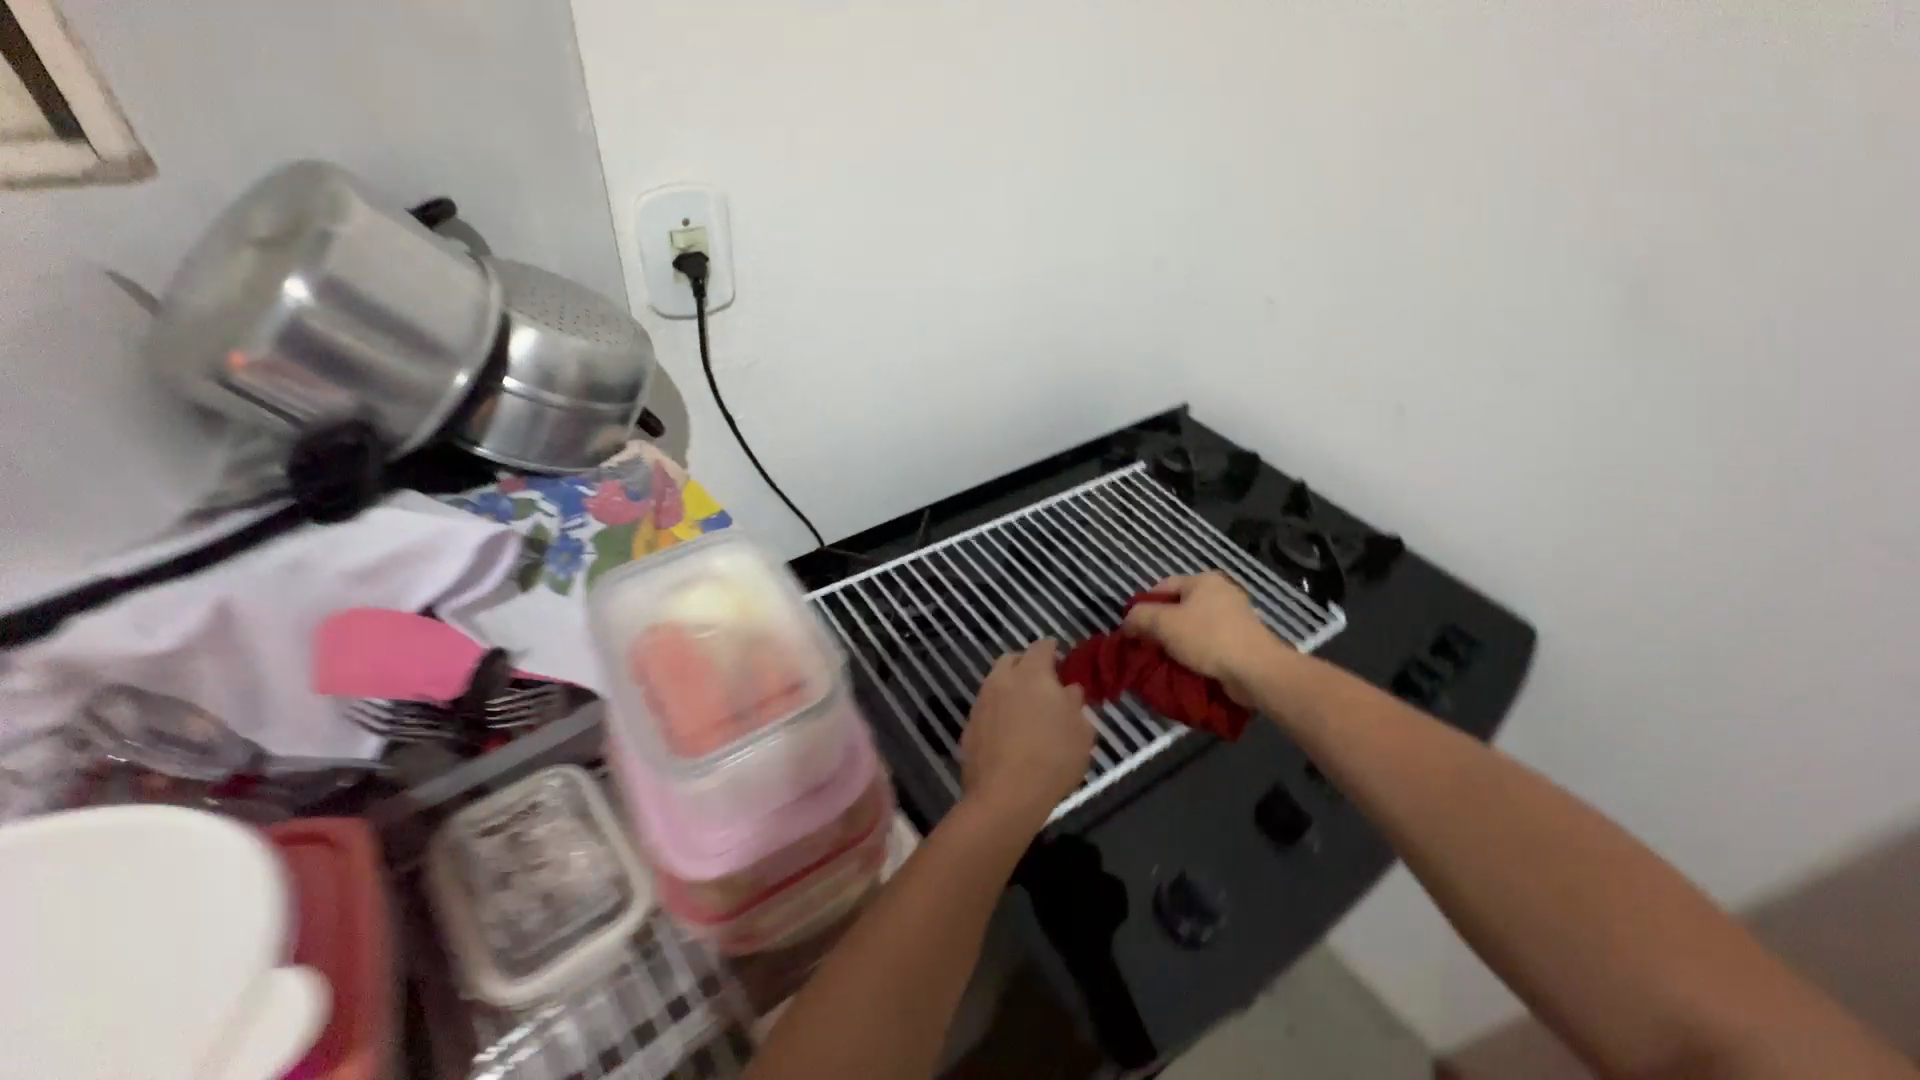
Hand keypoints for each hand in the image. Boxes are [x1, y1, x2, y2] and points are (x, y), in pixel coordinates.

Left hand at [961, 640, 1093, 827]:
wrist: (1006, 795)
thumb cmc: (1053, 759)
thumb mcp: (1082, 731)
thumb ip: (1075, 704)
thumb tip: (1067, 691)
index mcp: (1033, 674)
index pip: (1042, 647)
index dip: (1053, 650)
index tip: (1061, 659)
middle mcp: (1002, 680)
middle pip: (1012, 660)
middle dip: (1026, 665)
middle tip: (1042, 684)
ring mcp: (981, 703)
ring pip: (995, 684)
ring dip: (1009, 690)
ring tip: (1025, 711)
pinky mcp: (968, 727)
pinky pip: (986, 710)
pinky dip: (997, 714)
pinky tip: (1008, 734)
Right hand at [1123, 572, 1286, 705]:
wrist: (1255, 669)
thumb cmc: (1207, 638)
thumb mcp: (1164, 624)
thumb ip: (1140, 617)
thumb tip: (1127, 622)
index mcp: (1203, 580)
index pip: (1161, 587)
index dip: (1143, 606)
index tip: (1132, 630)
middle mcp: (1220, 592)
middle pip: (1178, 607)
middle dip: (1160, 627)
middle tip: (1146, 646)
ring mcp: (1234, 616)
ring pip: (1193, 626)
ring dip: (1177, 642)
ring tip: (1164, 659)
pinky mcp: (1241, 638)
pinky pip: (1208, 642)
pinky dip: (1196, 652)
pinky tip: (1186, 665)